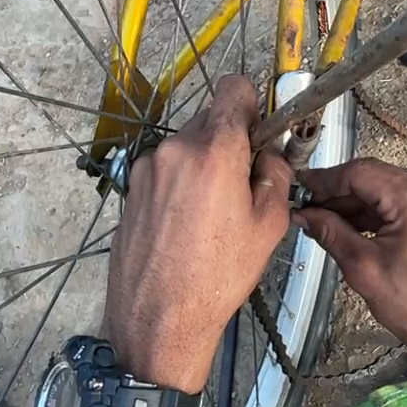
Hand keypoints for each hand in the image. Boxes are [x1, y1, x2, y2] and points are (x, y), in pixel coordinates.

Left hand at [104, 75, 292, 391]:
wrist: (158, 318)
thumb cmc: (218, 276)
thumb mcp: (270, 225)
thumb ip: (276, 174)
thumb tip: (269, 154)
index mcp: (214, 150)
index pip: (233, 88)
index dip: (251, 103)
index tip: (258, 129)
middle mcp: (175, 148)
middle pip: (211, 120)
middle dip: (230, 143)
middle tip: (241, 184)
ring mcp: (147, 167)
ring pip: (187, 147)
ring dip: (203, 164)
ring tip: (211, 213)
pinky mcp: (130, 188)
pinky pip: (166, 170)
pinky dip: (180, 183)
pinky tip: (186, 224)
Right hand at [291, 158, 406, 361]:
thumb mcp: (362, 267)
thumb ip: (330, 232)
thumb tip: (304, 214)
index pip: (361, 173)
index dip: (327, 179)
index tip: (302, 187)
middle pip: (374, 175)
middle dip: (338, 189)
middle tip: (308, 203)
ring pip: (385, 186)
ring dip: (354, 200)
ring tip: (323, 217)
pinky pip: (399, 200)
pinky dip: (374, 209)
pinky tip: (349, 223)